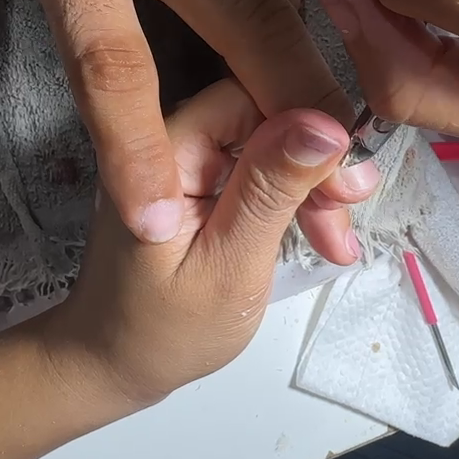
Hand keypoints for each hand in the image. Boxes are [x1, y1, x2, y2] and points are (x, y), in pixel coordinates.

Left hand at [0, 0, 365, 253]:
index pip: (110, 58)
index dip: (136, 148)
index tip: (165, 226)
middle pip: (247, 32)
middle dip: (293, 118)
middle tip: (326, 197)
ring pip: (281, 1)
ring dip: (309, 78)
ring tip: (326, 152)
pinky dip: (290, 23)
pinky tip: (287, 61)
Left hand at [36, 79, 349, 406]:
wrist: (111, 363)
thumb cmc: (164, 330)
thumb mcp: (228, 264)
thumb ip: (271, 191)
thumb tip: (325, 122)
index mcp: (166, 146)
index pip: (247, 96)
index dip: (306, 129)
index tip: (348, 185)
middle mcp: (170, 136)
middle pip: (261, 116)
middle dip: (313, 163)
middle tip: (346, 219)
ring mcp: (183, 158)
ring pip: (266, 142)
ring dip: (308, 184)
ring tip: (335, 240)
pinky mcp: (196, 180)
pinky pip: (254, 168)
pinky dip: (288, 197)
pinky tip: (317, 231)